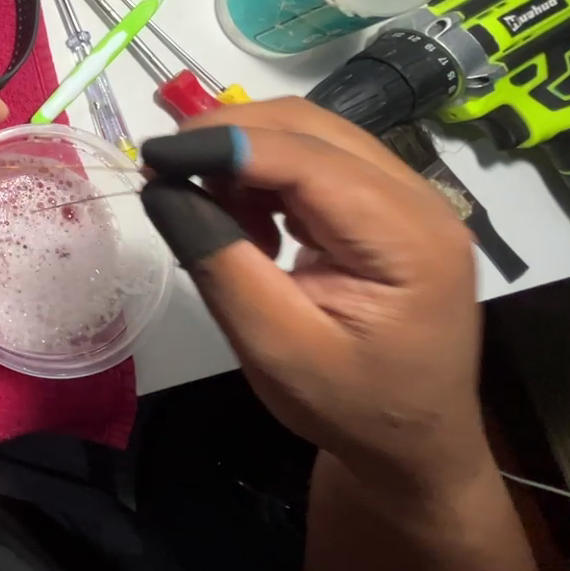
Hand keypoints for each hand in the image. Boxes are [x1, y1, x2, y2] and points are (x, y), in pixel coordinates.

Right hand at [151, 98, 488, 494]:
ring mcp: (405, 197)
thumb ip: (216, 257)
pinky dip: (259, 171)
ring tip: (207, 207)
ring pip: (304, 132)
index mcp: (406, 239)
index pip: (302, 157)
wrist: (411, 444)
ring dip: (240, 153)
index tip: (151, 156)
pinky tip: (245, 218)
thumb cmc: (347, 404)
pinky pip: (309, 157)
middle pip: (307, 126)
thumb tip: (161, 186)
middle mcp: (418, 200)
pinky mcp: (382, 203)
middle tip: (164, 171)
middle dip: (225, 135)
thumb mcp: (269, 342)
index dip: (221, 144)